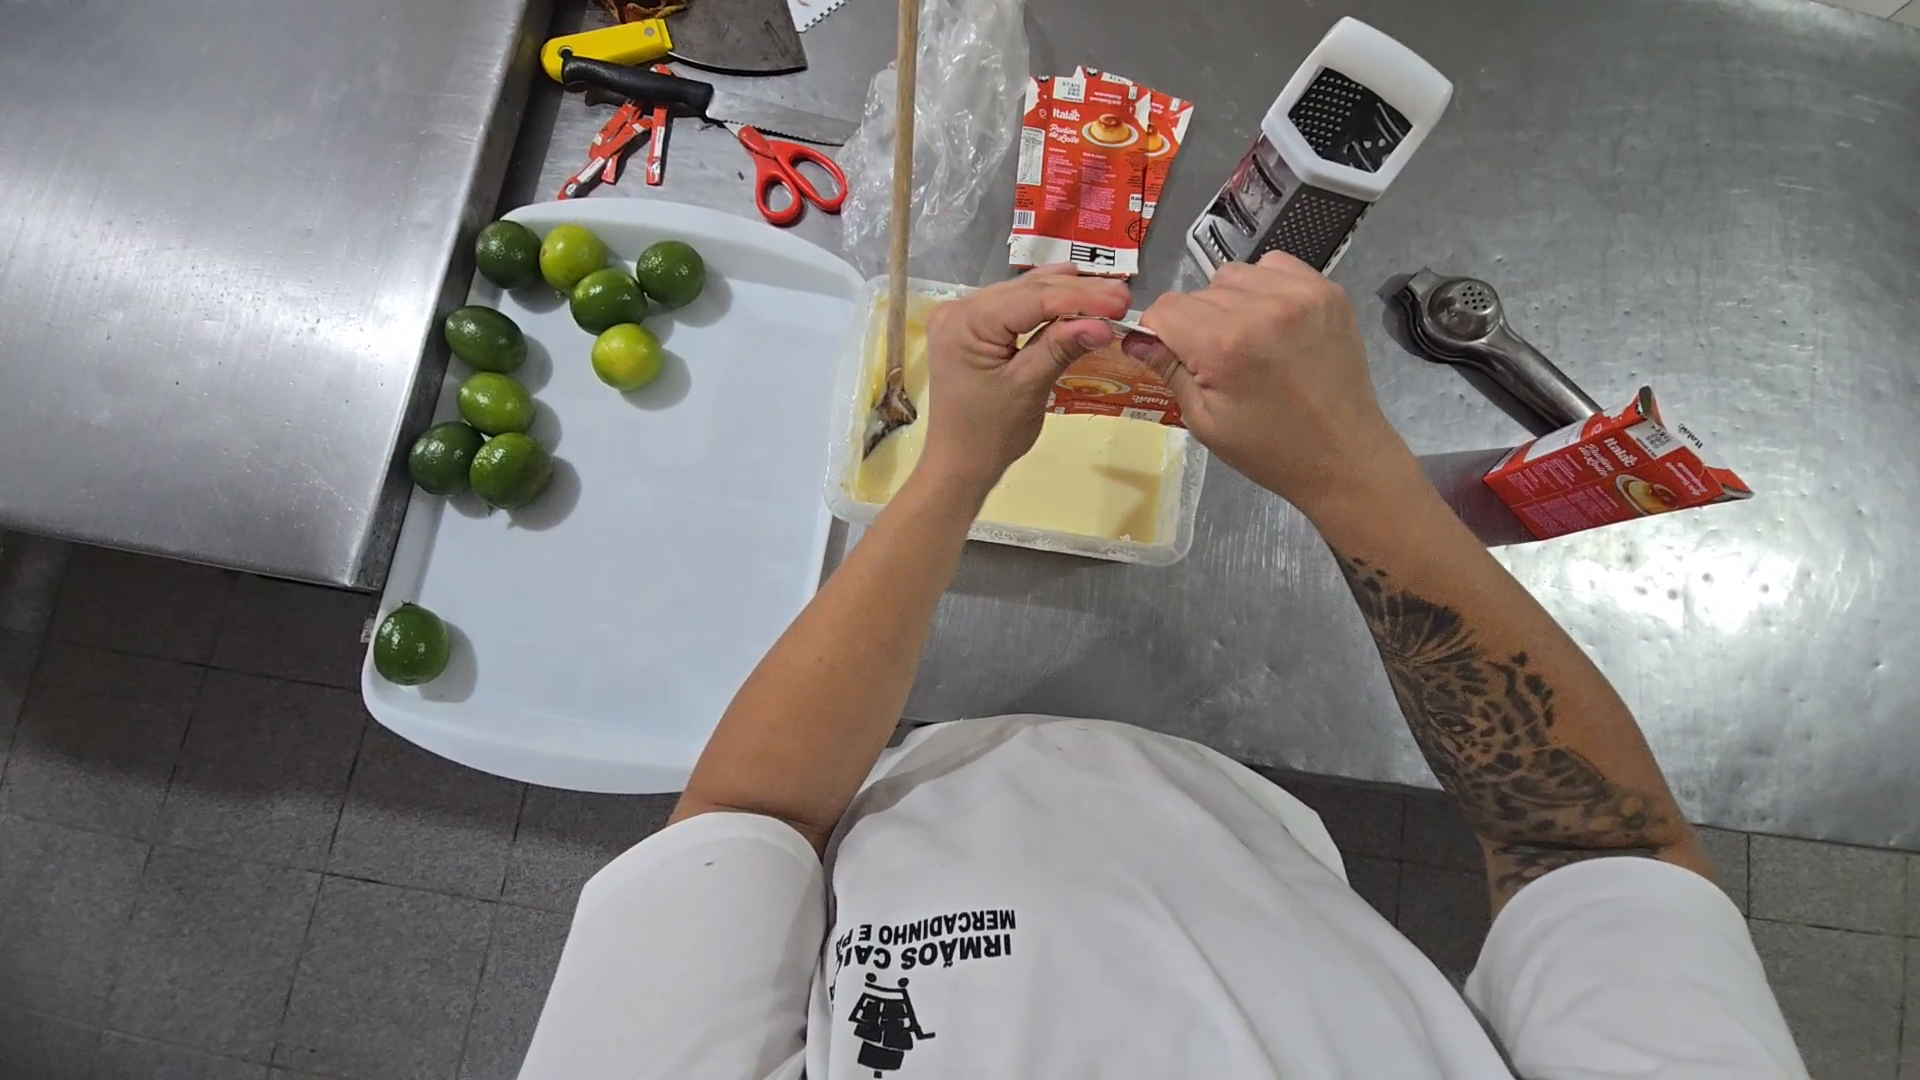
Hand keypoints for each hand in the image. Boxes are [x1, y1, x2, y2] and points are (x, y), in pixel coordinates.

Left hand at [918, 265, 1130, 493]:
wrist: (959, 464)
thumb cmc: (990, 434)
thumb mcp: (1028, 388)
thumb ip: (1061, 348)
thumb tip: (1104, 324)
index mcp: (965, 323)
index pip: (1032, 298)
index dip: (1080, 297)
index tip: (1121, 300)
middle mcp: (958, 310)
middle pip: (1027, 291)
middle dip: (1077, 292)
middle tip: (1123, 295)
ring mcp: (961, 317)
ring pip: (1021, 295)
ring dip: (1064, 293)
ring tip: (1108, 293)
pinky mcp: (971, 329)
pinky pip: (1012, 308)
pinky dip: (1044, 305)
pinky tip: (1072, 292)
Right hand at [1133, 254, 1414, 516]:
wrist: (1343, 455)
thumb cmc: (1267, 449)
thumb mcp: (1203, 419)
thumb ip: (1168, 369)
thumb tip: (1133, 339)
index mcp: (1226, 345)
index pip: (1166, 309)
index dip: (1157, 331)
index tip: (1168, 354)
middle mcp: (1263, 308)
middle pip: (1197, 292)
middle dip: (1192, 323)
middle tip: (1212, 361)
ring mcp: (1301, 294)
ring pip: (1232, 275)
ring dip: (1225, 302)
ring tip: (1243, 339)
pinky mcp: (1327, 291)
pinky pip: (1274, 266)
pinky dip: (1261, 287)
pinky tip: (1269, 322)